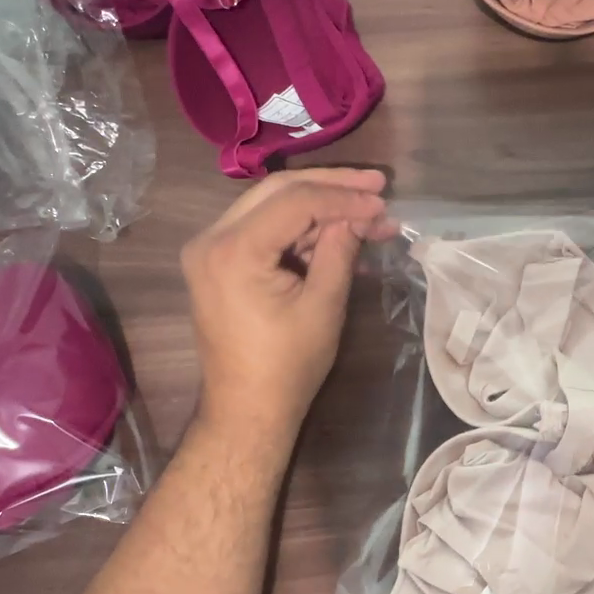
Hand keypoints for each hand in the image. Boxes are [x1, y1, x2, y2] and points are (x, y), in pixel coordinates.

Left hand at [180, 168, 393, 437]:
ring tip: (368, 211)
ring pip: (270, 207)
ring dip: (319, 208)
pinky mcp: (219, 263)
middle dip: (331, 187)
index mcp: (234, 249)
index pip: (295, 201)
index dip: (343, 197)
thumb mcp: (323, 307)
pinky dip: (300, 230)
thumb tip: (362, 214)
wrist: (247, 408)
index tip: (383, 201)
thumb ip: (340, 251)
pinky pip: (263, 231)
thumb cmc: (287, 367)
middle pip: (277, 191)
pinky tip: (339, 233)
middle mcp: (211, 238)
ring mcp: (210, 249)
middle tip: (377, 185)